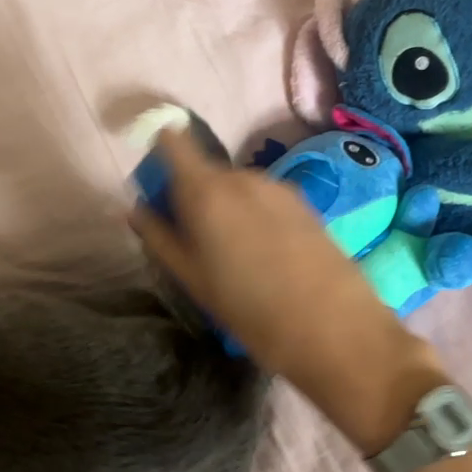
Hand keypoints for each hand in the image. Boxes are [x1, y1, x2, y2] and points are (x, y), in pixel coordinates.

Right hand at [130, 127, 446, 451]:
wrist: (336, 330)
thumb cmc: (250, 310)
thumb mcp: (193, 280)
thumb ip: (159, 238)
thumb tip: (136, 208)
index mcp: (206, 190)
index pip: (173, 142)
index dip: (159, 151)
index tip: (154, 183)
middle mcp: (242, 176)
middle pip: (205, 170)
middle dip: (192, 194)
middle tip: (191, 240)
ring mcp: (278, 187)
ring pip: (236, 187)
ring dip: (225, 207)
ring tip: (231, 256)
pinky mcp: (305, 204)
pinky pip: (263, 200)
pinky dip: (252, 216)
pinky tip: (263, 257)